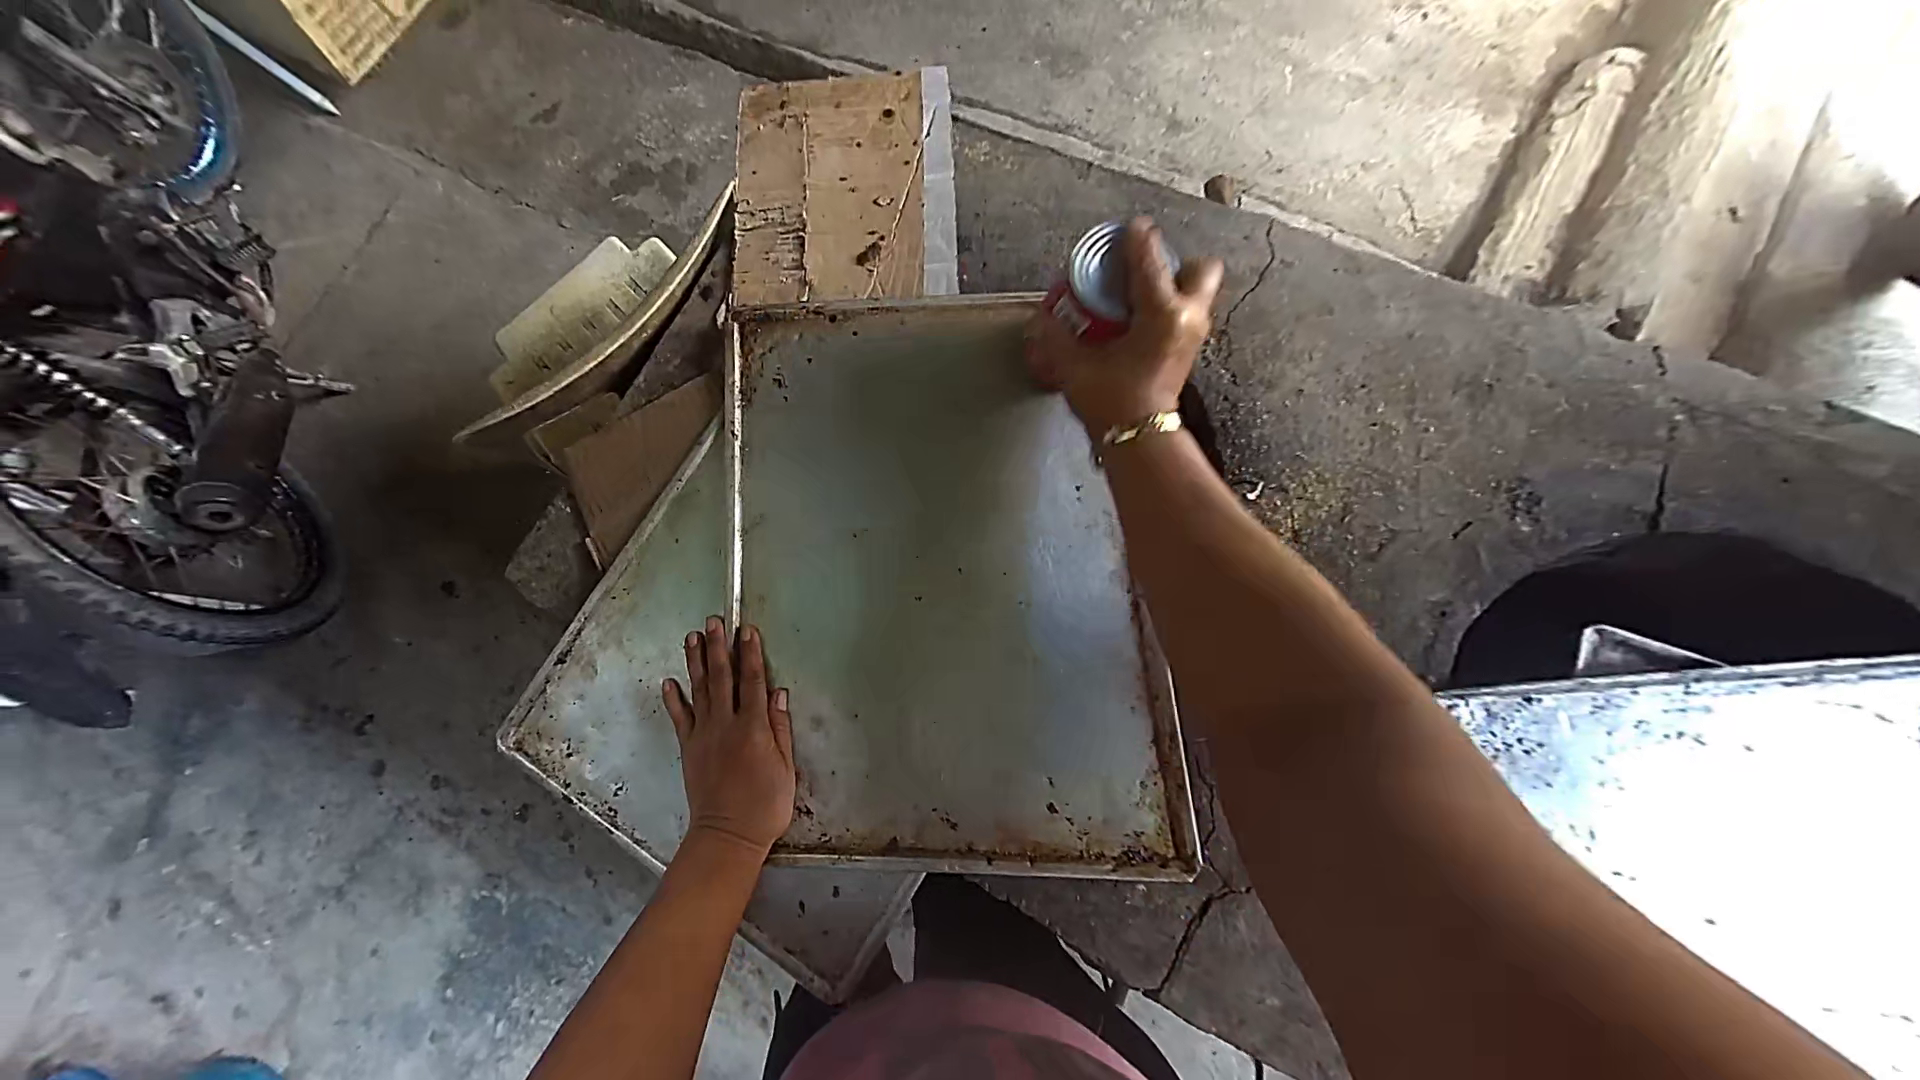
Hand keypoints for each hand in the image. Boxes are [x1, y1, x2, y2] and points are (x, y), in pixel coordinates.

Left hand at [663, 617, 795, 853]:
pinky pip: (680, 718)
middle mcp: (726, 724)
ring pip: (699, 690)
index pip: (753, 681)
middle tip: (714, 622)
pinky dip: (674, 699)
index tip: (748, 631)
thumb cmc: (765, 804)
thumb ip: (780, 728)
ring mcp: (703, 735)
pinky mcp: (689, 748)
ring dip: (696, 662)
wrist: (728, 836)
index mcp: (753, 727)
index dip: (751, 654)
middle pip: (722, 678)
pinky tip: (669, 681)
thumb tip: (778, 693)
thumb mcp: (786, 767)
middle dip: (719, 647)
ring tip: (693, 637)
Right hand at [1025, 216, 1225, 434]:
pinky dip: (1167, 307)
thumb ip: (1056, 337)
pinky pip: (1185, 313)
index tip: (1130, 227)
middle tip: (1141, 272)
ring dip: (1172, 284)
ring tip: (1136, 295)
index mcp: (1162, 314)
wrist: (1139, 438)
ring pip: (1196, 291)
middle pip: (1198, 268)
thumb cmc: (1113, 403)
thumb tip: (1039, 318)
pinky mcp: (1189, 350)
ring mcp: (1193, 335)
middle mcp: (1187, 318)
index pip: (1150, 261)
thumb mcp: (1077, 366)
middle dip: (1174, 262)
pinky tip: (1138, 320)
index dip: (1137, 238)